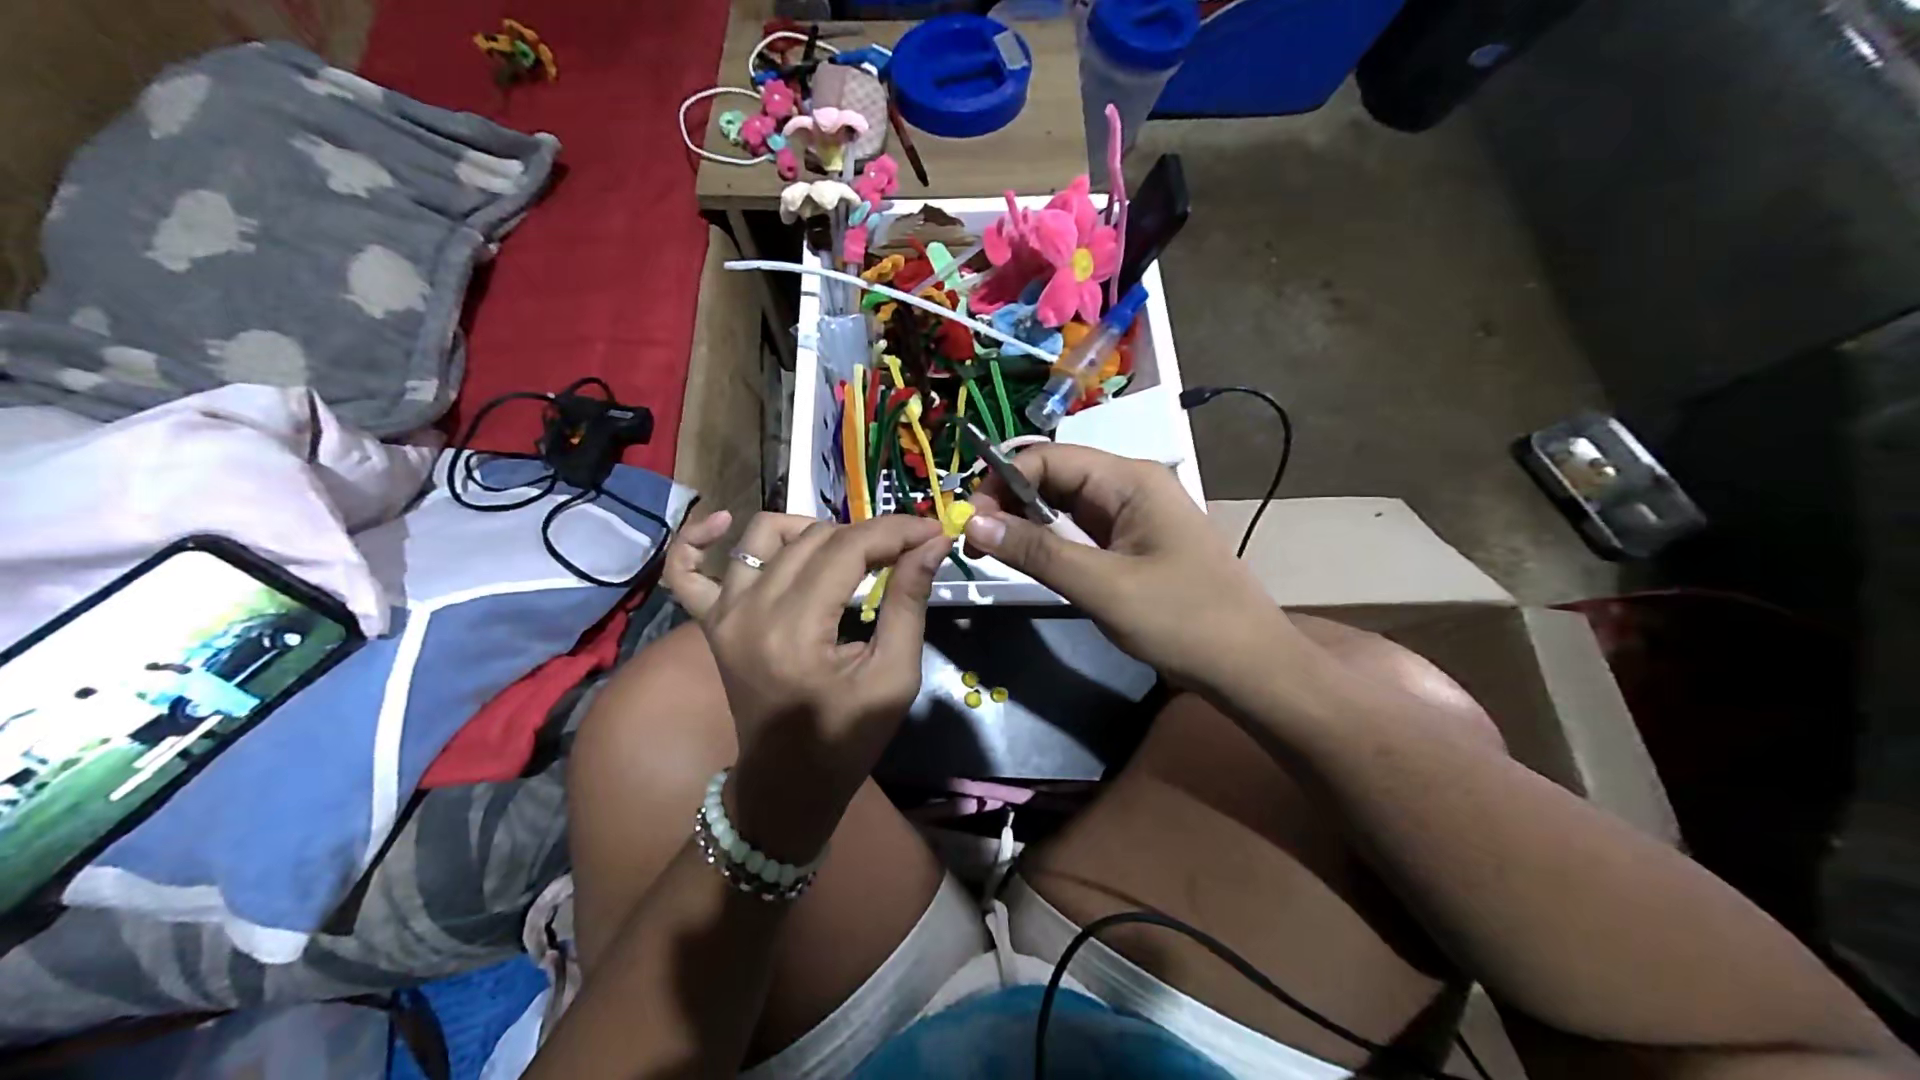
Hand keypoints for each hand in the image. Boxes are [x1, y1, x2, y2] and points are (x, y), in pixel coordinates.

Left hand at [664, 510, 947, 859]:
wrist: (787, 787)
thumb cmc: (846, 740)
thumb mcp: (893, 678)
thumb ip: (909, 604)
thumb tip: (931, 544)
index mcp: (796, 630)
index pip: (848, 549)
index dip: (895, 532)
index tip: (931, 531)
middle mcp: (750, 611)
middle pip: (814, 538)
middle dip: (868, 533)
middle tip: (905, 549)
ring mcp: (722, 614)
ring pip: (765, 536)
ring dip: (813, 530)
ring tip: (849, 550)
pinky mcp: (710, 622)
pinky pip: (687, 571)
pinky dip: (699, 539)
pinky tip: (723, 522)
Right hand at [964, 444, 1306, 694]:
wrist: (1248, 664)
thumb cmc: (1181, 620)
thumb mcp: (1101, 586)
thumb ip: (1036, 551)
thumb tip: (974, 522)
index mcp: (1130, 480)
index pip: (1049, 458)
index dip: (1003, 481)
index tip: (970, 521)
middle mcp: (1130, 486)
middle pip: (1056, 475)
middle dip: (1010, 500)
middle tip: (974, 538)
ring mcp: (1134, 515)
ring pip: (1065, 502)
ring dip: (1027, 520)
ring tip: (991, 547)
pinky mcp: (1133, 543)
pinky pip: (1081, 528)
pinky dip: (1050, 539)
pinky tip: (1028, 555)